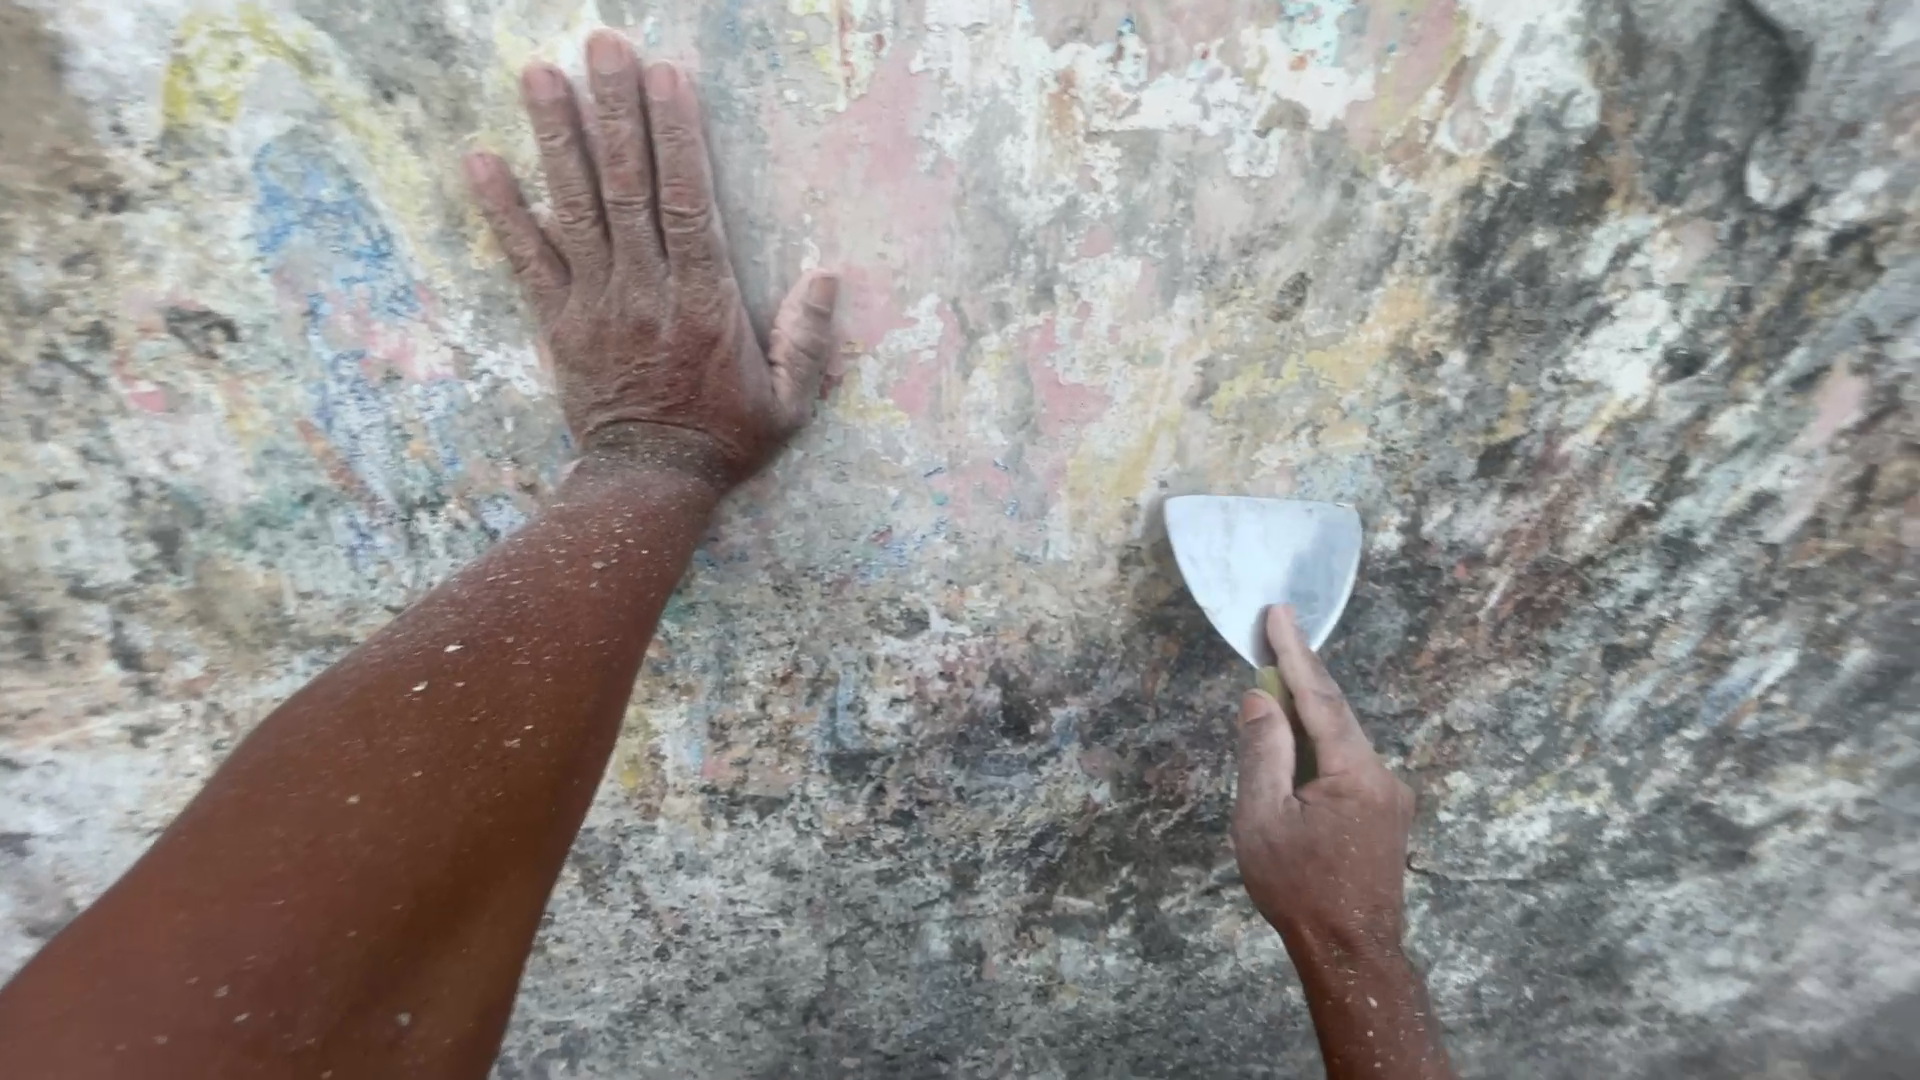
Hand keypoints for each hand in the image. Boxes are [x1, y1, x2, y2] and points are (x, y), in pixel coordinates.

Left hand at [465, 31, 839, 491]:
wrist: (654, 481)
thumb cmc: (728, 438)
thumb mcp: (792, 404)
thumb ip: (809, 341)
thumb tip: (827, 278)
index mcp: (707, 305)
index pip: (690, 207)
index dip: (677, 141)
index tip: (667, 80)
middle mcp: (649, 293)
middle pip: (630, 190)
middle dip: (615, 113)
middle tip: (602, 45)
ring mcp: (598, 305)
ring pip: (576, 211)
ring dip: (557, 140)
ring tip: (540, 74)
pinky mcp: (560, 324)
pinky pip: (528, 262)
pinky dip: (504, 212)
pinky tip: (481, 161)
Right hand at [1232, 606, 1415, 952]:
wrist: (1350, 953)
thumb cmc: (1297, 886)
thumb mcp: (1263, 817)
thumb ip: (1263, 751)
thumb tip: (1259, 697)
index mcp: (1355, 772)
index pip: (1319, 699)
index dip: (1295, 653)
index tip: (1278, 612)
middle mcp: (1382, 774)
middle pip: (1335, 711)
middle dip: (1301, 669)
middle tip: (1273, 627)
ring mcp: (1389, 794)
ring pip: (1340, 735)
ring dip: (1305, 707)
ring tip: (1273, 680)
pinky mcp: (1384, 810)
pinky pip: (1345, 757)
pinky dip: (1315, 738)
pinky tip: (1293, 738)